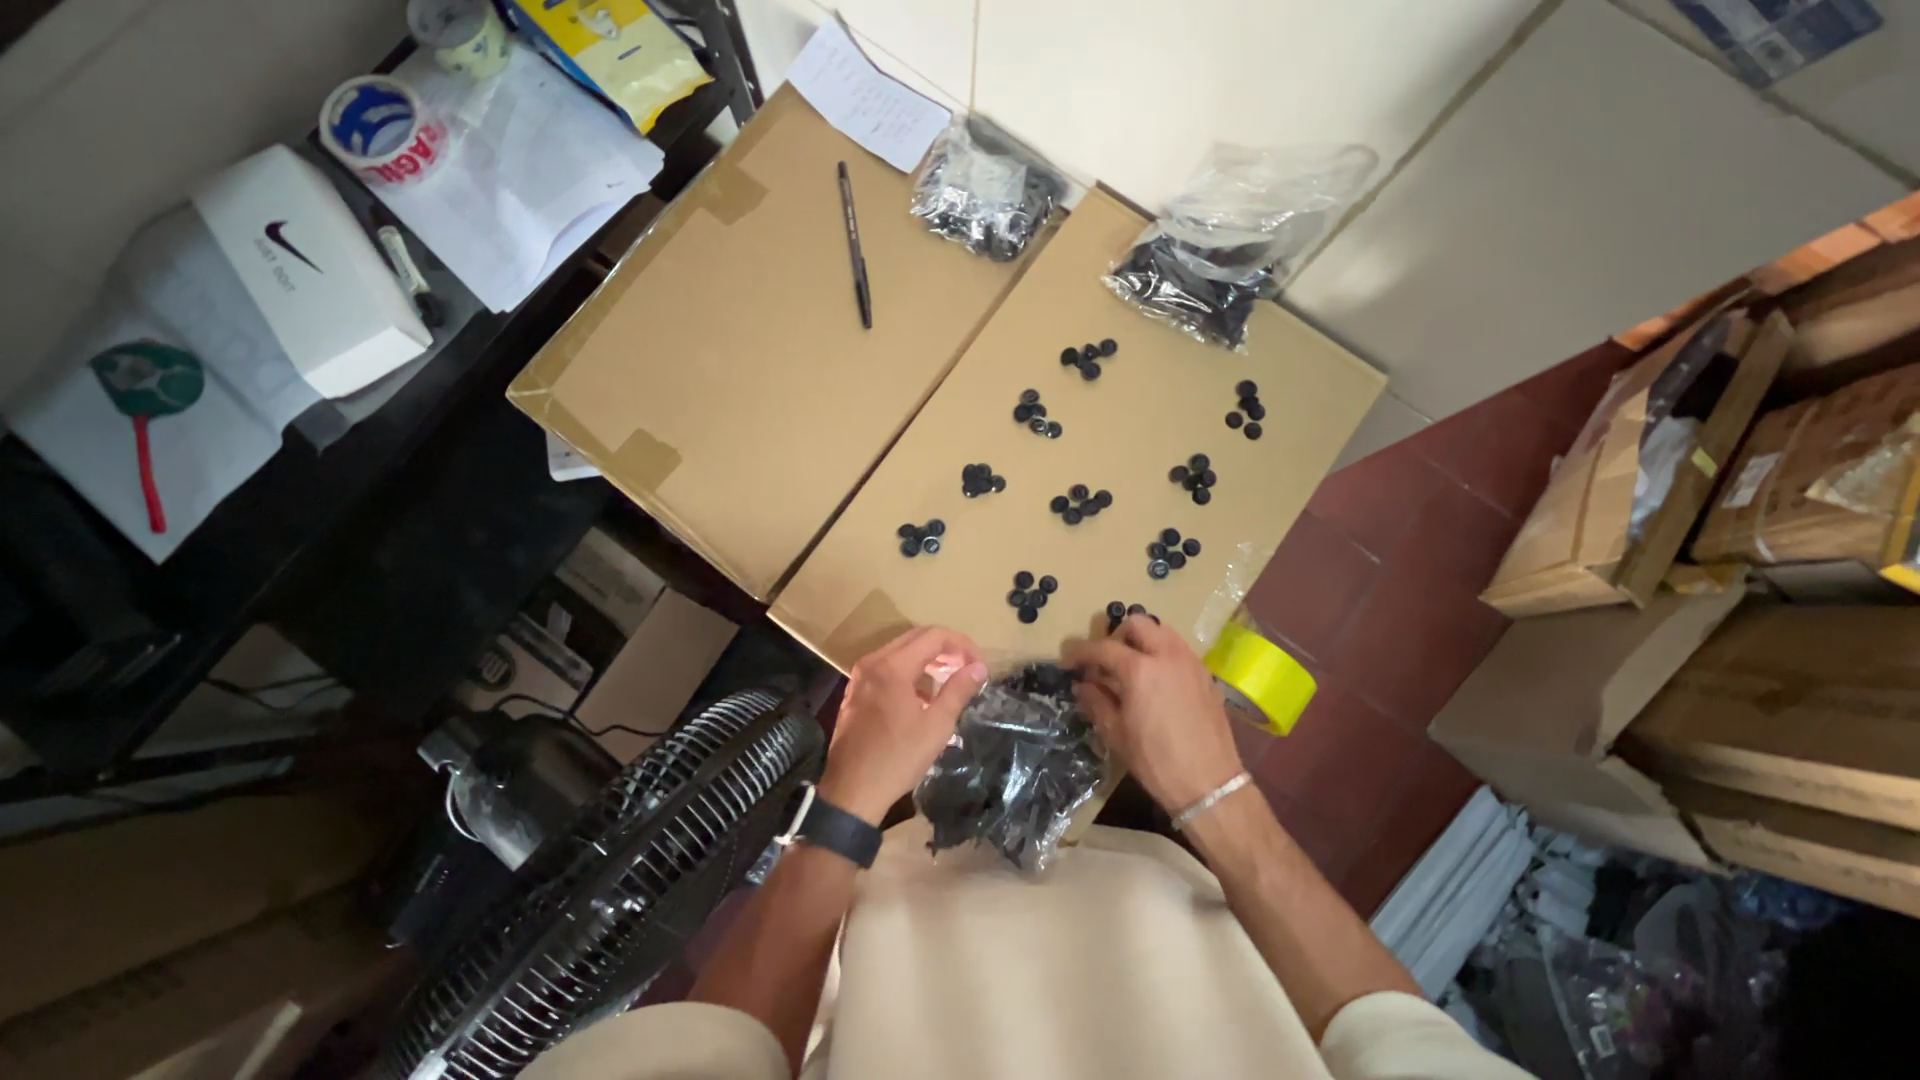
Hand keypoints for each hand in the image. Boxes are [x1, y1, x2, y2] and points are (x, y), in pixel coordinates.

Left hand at [818, 626, 987, 824]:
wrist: (852, 790)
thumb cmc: (898, 759)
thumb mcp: (936, 726)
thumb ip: (958, 690)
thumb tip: (979, 667)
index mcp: (892, 667)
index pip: (934, 636)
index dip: (962, 644)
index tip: (978, 665)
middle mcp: (873, 662)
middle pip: (916, 637)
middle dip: (946, 648)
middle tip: (967, 668)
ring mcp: (860, 676)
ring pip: (900, 651)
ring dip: (928, 658)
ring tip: (950, 679)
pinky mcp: (856, 691)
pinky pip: (887, 667)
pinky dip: (909, 670)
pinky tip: (923, 695)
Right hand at [1063, 616, 1241, 813]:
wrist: (1209, 782)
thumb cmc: (1156, 761)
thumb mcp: (1116, 734)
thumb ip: (1096, 702)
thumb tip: (1082, 685)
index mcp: (1140, 669)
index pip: (1103, 648)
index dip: (1081, 652)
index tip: (1068, 661)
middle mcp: (1167, 655)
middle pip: (1138, 624)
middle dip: (1117, 636)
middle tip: (1106, 661)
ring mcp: (1191, 662)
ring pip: (1163, 631)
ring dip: (1143, 641)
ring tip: (1132, 667)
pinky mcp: (1206, 675)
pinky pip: (1180, 650)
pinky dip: (1163, 654)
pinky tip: (1157, 682)